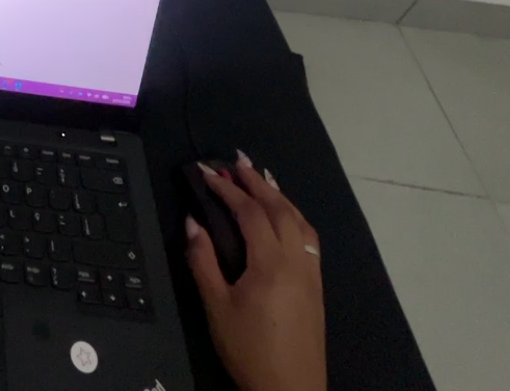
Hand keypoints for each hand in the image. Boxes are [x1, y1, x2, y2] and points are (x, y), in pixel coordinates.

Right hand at [184, 154, 325, 390]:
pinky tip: (283, 214)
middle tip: (235, 160)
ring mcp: (311, 274)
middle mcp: (296, 263)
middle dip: (257, 182)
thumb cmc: (248, 349)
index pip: (249, 213)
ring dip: (279, 195)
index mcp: (271, 265)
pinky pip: (308, 238)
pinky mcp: (316, 287)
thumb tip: (193, 221)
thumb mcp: (215, 305)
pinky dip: (293, 215)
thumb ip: (203, 260)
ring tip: (260, 177)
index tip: (205, 171)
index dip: (227, 188)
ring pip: (299, 222)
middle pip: (280, 210)